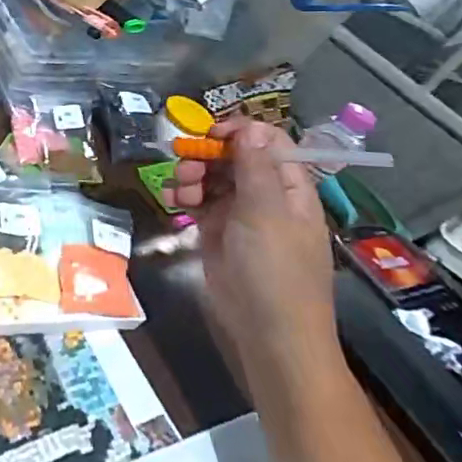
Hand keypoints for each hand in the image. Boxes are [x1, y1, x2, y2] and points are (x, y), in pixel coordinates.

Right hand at [166, 116, 337, 369]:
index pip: (268, 141)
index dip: (240, 131)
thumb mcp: (266, 213)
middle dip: (207, 155)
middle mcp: (266, 195)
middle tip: (187, 165)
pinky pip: (198, 201)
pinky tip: (172, 200)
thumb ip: (255, 166)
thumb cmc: (276, 270)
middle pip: (234, 156)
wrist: (269, 335)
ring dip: (191, 175)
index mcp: (289, 187)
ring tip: (180, 190)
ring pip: (212, 176)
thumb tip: (250, 127)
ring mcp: (240, 214)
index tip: (211, 135)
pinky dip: (183, 195)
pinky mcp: (217, 232)